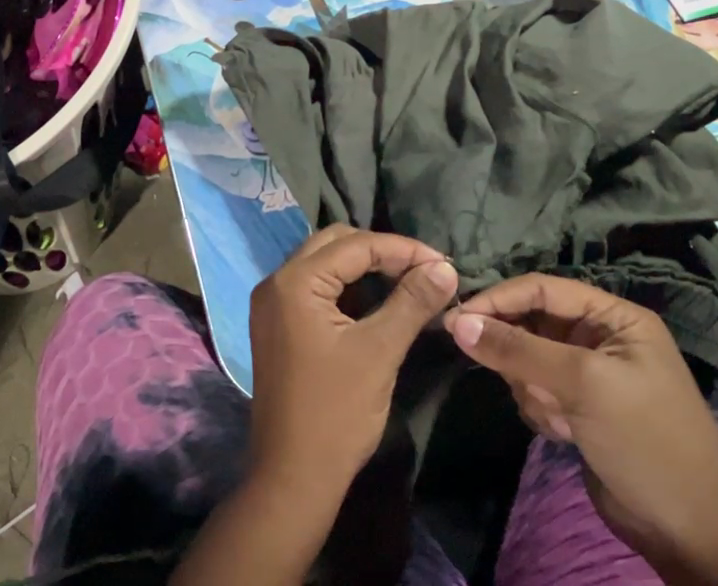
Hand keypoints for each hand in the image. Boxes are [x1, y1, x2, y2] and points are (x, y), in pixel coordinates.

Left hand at [248, 225, 458, 491]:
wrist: (294, 473)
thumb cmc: (337, 411)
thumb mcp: (380, 351)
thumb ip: (411, 302)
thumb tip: (445, 268)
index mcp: (294, 282)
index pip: (354, 245)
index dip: (402, 249)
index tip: (445, 265)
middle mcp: (275, 282)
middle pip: (334, 244)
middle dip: (381, 251)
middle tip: (426, 270)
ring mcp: (272, 304)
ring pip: (323, 264)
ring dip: (364, 267)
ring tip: (409, 281)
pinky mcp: (278, 325)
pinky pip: (314, 288)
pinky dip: (347, 287)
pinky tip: (377, 300)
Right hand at [445, 275, 717, 584]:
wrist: (692, 529)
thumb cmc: (647, 439)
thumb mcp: (583, 384)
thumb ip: (517, 349)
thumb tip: (456, 322)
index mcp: (616, 318)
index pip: (542, 289)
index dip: (498, 299)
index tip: (455, 320)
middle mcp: (602, 339)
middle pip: (531, 323)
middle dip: (519, 354)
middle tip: (516, 380)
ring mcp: (590, 376)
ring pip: (527, 360)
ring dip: (531, 388)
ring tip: (557, 416)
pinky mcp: (580, 409)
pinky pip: (535, 391)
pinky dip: (540, 410)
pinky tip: (563, 433)